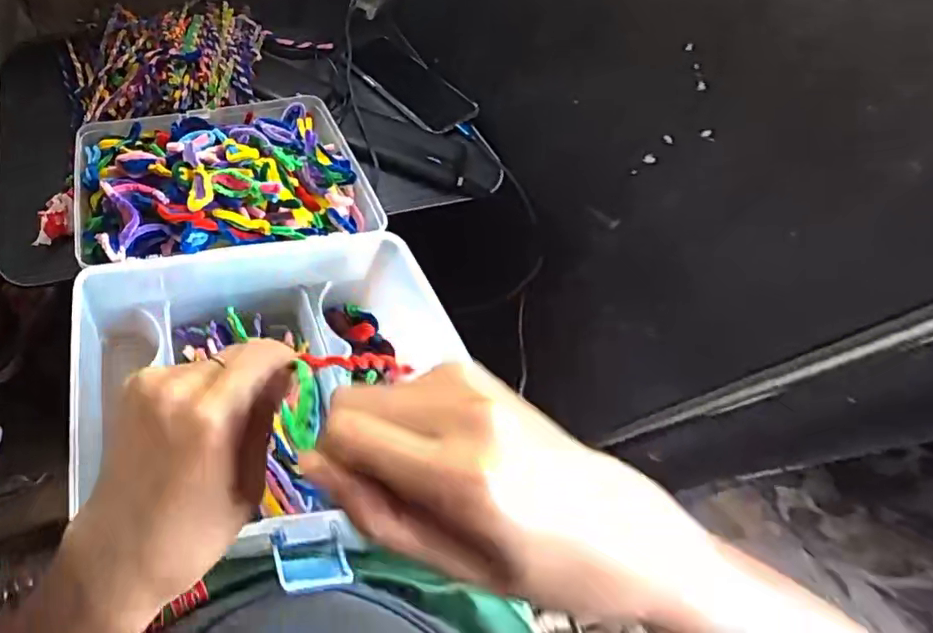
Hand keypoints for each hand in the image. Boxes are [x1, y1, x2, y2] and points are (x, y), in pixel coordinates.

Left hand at [42, 340, 295, 627]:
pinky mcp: (131, 383)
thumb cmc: (194, 534)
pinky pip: (178, 373)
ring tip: (220, 421)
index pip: (256, 356)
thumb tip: (282, 377)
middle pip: (230, 356)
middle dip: (252, 372)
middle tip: (263, 400)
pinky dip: (192, 389)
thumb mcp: (247, 486)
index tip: (292, 368)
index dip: (279, 355)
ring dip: (221, 382)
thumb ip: (263, 422)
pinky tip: (188, 423)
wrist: (120, 547)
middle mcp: (177, 385)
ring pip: (204, 364)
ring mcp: (149, 381)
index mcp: (210, 415)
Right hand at [299, 360, 727, 626]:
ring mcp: (463, 379)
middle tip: (386, 482)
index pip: (346, 431)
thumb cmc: (541, 564)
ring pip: (370, 391)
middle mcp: (459, 411)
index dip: (332, 459)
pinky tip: (444, 442)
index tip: (354, 488)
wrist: (622, 526)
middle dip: (348, 440)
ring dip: (377, 427)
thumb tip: (310, 464)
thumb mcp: (455, 567)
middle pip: (348, 400)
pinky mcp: (465, 365)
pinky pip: (400, 386)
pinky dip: (402, 414)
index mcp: (462, 473)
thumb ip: (374, 515)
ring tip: (425, 466)